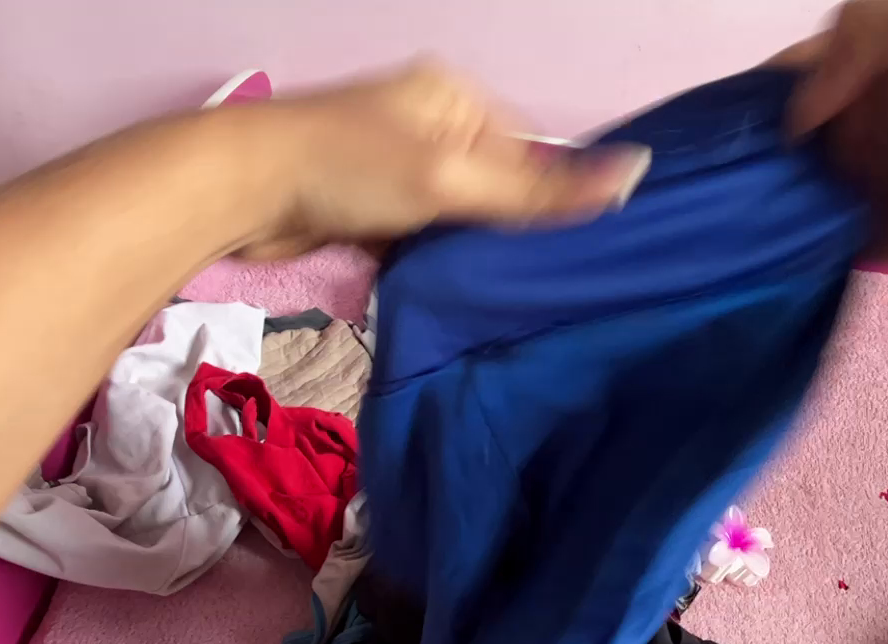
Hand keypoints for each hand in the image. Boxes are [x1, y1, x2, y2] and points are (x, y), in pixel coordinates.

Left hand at [225, 63, 652, 260]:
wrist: (250, 193)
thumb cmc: (354, 169)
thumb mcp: (454, 178)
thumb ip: (537, 192)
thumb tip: (637, 172)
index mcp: (459, 100)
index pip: (532, 156)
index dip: (555, 205)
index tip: (580, 257)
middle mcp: (435, 130)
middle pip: (498, 191)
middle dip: (514, 236)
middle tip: (548, 288)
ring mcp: (405, 173)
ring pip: (463, 222)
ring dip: (478, 257)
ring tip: (514, 299)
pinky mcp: (380, 213)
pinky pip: (429, 242)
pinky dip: (442, 266)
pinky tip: (465, 296)